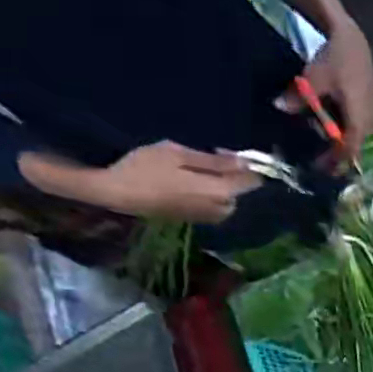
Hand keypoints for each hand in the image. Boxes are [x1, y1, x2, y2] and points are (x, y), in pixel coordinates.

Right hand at [92, 142, 263, 222]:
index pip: (252, 181)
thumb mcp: (178, 155)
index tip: (221, 151)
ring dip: (218, 183)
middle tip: (204, 155)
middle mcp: (224, 208)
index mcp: (222, 192)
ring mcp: (212, 217)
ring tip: (193, 168)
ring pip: (228, 197)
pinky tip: (188, 182)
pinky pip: (215, 204)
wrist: (120, 194)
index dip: (243, 164)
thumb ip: (214, 161)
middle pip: (240, 189)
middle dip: (229, 173)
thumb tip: (244, 162)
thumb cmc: (146, 169)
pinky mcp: (200, 220)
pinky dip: (209, 192)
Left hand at [283, 20, 372, 171]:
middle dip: (340, 160)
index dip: (334, 162)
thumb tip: (279, 107)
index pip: (349, 151)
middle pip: (357, 151)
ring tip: (327, 152)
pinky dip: (348, 138)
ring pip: (360, 144)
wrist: (353, 42)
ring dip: (344, 149)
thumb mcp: (313, 78)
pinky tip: (334, 135)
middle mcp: (371, 126)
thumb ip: (299, 97)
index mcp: (359, 121)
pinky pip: (361, 133)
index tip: (319, 168)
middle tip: (322, 166)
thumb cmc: (335, 60)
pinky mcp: (372, 114)